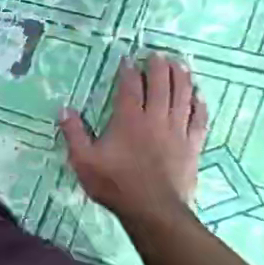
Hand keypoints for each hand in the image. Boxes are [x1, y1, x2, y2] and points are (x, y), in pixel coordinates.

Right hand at [59, 54, 208, 222]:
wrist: (153, 210)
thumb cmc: (115, 184)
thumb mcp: (83, 160)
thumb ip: (74, 133)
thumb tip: (64, 109)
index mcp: (128, 120)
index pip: (130, 88)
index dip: (128, 72)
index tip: (128, 59)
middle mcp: (155, 119)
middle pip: (160, 85)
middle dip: (159, 67)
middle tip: (157, 54)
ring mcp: (177, 131)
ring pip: (183, 96)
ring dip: (181, 77)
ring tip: (180, 63)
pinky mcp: (192, 145)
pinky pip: (199, 118)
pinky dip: (199, 104)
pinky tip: (199, 95)